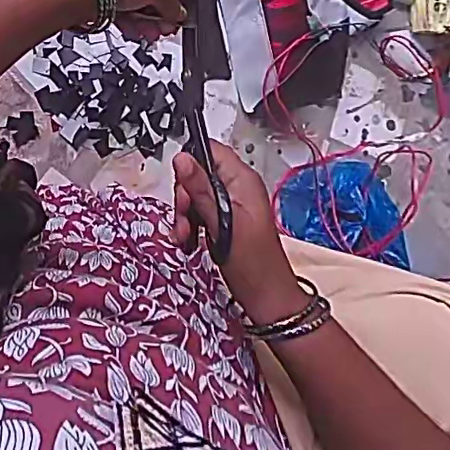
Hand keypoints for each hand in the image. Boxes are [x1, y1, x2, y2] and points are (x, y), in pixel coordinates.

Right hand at [172, 140, 305, 324]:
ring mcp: (231, 203)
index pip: (209, 150)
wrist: (267, 299)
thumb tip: (182, 158)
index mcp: (242, 180)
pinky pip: (199, 209)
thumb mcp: (221, 222)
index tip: (184, 187)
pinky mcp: (225, 218)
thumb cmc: (253, 264)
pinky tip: (188, 238)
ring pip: (195, 193)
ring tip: (185, 233)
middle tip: (185, 217)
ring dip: (184, 212)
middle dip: (184, 195)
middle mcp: (237, 187)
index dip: (190, 164)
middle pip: (197, 172)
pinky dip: (189, 222)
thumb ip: (200, 188)